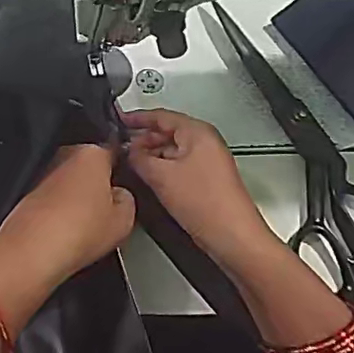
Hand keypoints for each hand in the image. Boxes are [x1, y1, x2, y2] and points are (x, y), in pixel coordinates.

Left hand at [0, 145, 134, 293]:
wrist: (32, 251)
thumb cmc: (75, 231)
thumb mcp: (124, 220)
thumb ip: (128, 200)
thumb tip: (122, 198)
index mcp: (91, 154)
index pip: (113, 153)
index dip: (121, 174)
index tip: (125, 191)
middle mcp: (64, 157)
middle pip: (90, 169)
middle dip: (98, 188)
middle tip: (107, 215)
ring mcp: (44, 176)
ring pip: (70, 185)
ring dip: (77, 202)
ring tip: (85, 230)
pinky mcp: (29, 195)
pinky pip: (53, 201)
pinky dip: (60, 214)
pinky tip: (66, 234)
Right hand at [124, 109, 269, 256]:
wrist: (232, 236)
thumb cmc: (209, 205)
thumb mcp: (160, 176)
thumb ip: (138, 158)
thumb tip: (129, 151)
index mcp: (198, 132)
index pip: (161, 115)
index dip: (136, 118)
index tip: (120, 120)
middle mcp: (206, 142)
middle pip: (167, 131)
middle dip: (143, 139)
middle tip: (123, 147)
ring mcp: (209, 160)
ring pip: (172, 150)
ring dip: (152, 156)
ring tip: (134, 165)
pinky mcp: (208, 178)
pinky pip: (179, 165)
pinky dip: (163, 169)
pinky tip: (152, 180)